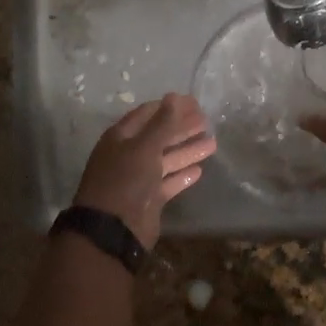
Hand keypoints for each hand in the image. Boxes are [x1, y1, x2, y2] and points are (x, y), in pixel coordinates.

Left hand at [73, 93, 216, 247]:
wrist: (113, 229)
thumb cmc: (125, 181)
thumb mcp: (144, 148)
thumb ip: (163, 123)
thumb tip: (176, 96)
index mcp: (121, 137)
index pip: (147, 114)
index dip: (169, 106)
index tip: (194, 102)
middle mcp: (129, 155)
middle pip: (159, 136)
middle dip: (182, 128)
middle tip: (206, 121)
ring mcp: (139, 178)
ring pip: (166, 159)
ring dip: (187, 150)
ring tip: (213, 142)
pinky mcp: (149, 199)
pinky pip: (168, 182)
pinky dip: (182, 175)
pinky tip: (199, 170)